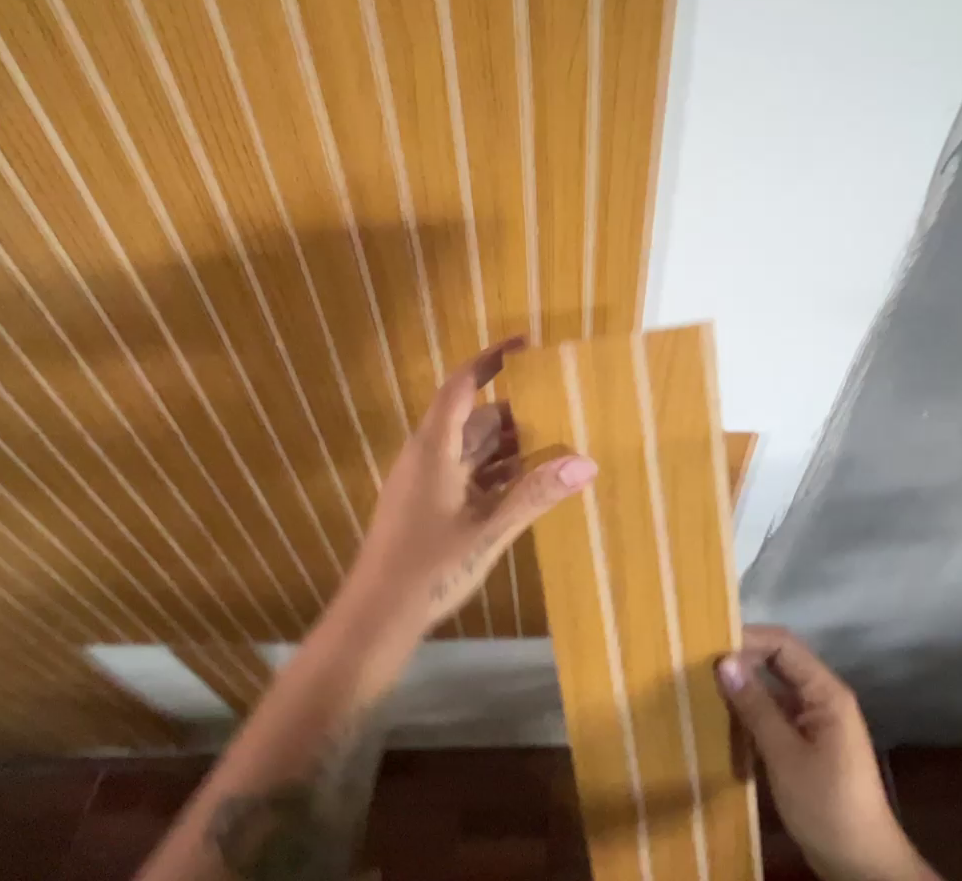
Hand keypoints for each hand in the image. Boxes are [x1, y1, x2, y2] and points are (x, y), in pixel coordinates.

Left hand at [348, 337, 597, 634]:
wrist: (374, 617)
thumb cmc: (427, 569)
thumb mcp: (487, 531)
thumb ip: (535, 494)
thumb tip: (586, 462)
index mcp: (434, 448)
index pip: (463, 385)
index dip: (492, 360)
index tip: (527, 345)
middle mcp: (428, 455)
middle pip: (474, 417)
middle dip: (517, 409)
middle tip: (563, 405)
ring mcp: (426, 482)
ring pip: (472, 448)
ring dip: (510, 445)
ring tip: (557, 443)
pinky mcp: (429, 505)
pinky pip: (468, 474)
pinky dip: (497, 473)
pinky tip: (528, 484)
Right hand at [716, 626, 937, 880]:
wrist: (861, 862)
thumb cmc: (826, 803)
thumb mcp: (784, 755)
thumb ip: (756, 707)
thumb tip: (723, 662)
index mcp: (826, 692)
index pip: (783, 645)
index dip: (748, 638)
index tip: (708, 646)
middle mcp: (822, 698)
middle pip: (779, 663)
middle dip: (743, 661)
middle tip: (698, 666)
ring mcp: (816, 722)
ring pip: (775, 690)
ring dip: (744, 689)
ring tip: (703, 690)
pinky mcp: (808, 745)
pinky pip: (776, 715)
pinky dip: (752, 715)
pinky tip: (724, 723)